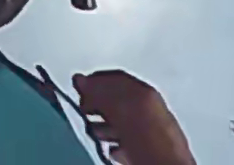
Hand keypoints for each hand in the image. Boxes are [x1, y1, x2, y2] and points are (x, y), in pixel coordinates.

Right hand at [74, 71, 195, 164]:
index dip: (94, 81)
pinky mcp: (153, 154)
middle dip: (98, 104)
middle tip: (82, 108)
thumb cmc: (145, 137)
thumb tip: (79, 79)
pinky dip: (117, 142)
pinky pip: (130, 142)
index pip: (115, 78)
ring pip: (123, 122)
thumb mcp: (116, 109)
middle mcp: (151, 109)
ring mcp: (155, 133)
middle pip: (118, 100)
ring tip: (93, 131)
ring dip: (105, 125)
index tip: (78, 87)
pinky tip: (111, 149)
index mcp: (144, 92)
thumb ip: (96, 92)